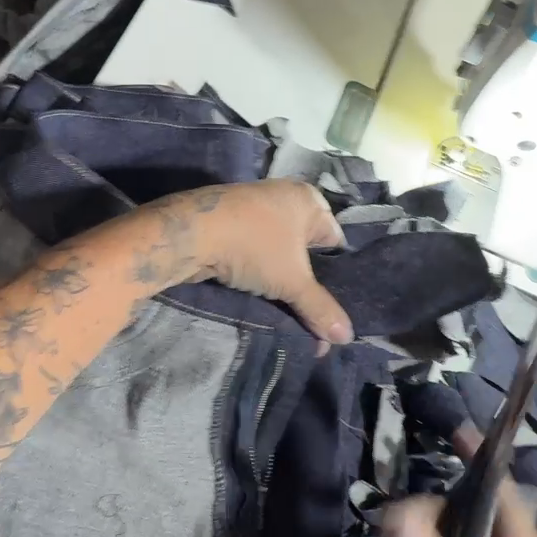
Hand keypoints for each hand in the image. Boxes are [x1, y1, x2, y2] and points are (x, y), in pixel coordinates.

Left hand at [138, 180, 350, 343]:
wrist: (189, 235)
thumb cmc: (252, 247)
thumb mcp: (293, 281)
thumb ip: (321, 309)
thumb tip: (346, 338)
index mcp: (308, 199)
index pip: (335, 242)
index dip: (336, 277)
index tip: (336, 309)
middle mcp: (283, 197)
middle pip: (305, 249)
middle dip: (308, 282)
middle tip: (316, 318)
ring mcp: (254, 208)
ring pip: (279, 253)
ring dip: (282, 279)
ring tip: (291, 312)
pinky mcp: (230, 223)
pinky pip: (256, 251)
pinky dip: (259, 271)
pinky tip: (263, 296)